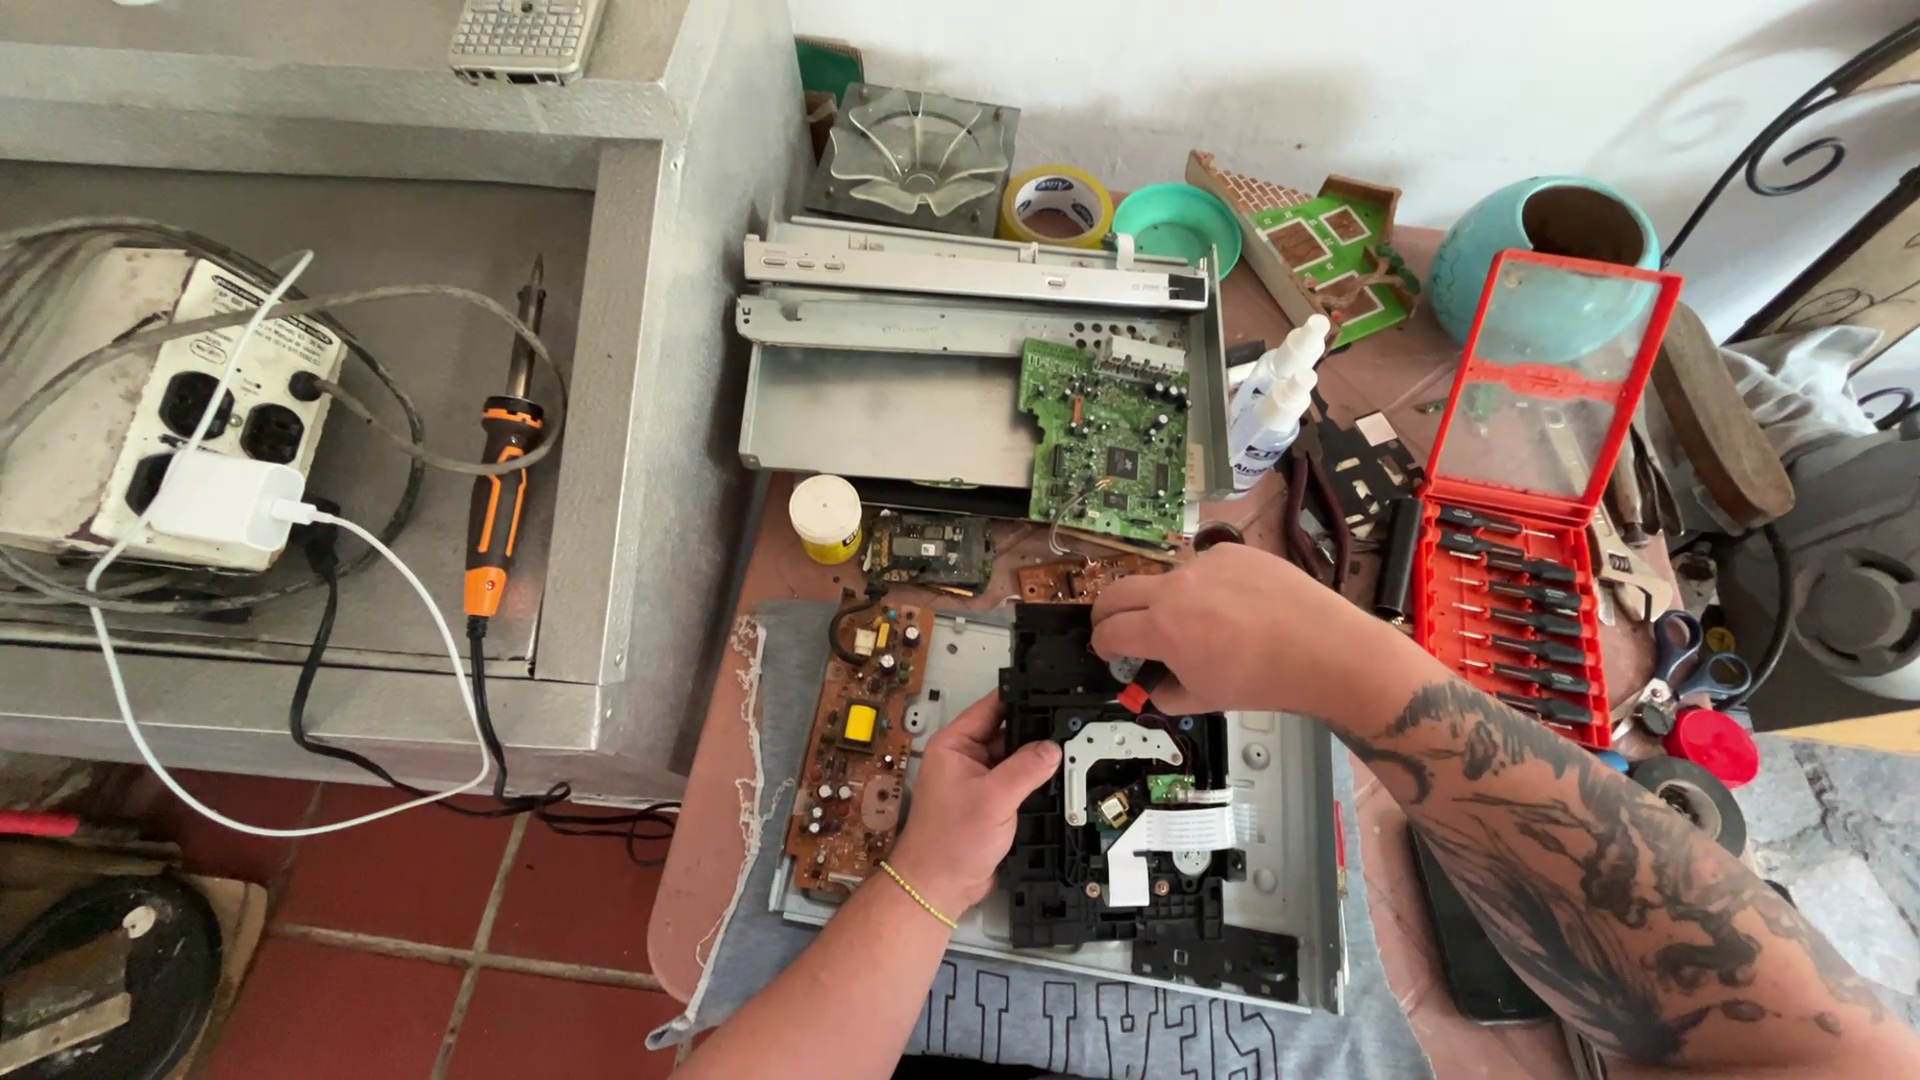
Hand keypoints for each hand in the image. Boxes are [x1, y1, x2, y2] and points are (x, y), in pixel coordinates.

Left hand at [886, 692, 1060, 917]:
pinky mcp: (989, 799)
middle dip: (1033, 733)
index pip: (990, 707)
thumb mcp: (993, 799)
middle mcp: (964, 757)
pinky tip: (1051, 781)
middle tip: (1063, 730)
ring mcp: (977, 778)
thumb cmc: (948, 842)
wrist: (941, 887)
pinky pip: (1016, 780)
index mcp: (954, 744)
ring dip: (1034, 760)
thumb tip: (1051, 749)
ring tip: (1061, 756)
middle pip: (1006, 731)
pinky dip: (1032, 781)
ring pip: (1014, 757)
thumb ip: (1025, 769)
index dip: (1019, 698)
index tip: (1047, 692)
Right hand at [1091, 543, 1429, 720]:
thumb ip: (1164, 693)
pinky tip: (1231, 605)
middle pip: (1116, 592)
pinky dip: (1202, 585)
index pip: (1108, 631)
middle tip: (1116, 629)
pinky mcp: (1231, 551)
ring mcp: (1203, 563)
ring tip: (1191, 622)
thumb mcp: (1205, 699)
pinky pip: (1202, 566)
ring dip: (1158, 600)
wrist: (1328, 650)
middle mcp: (1174, 588)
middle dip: (1107, 614)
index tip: (1107, 652)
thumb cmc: (1265, 681)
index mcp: (1162, 628)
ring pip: (1162, 578)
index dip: (1101, 645)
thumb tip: (1149, 686)